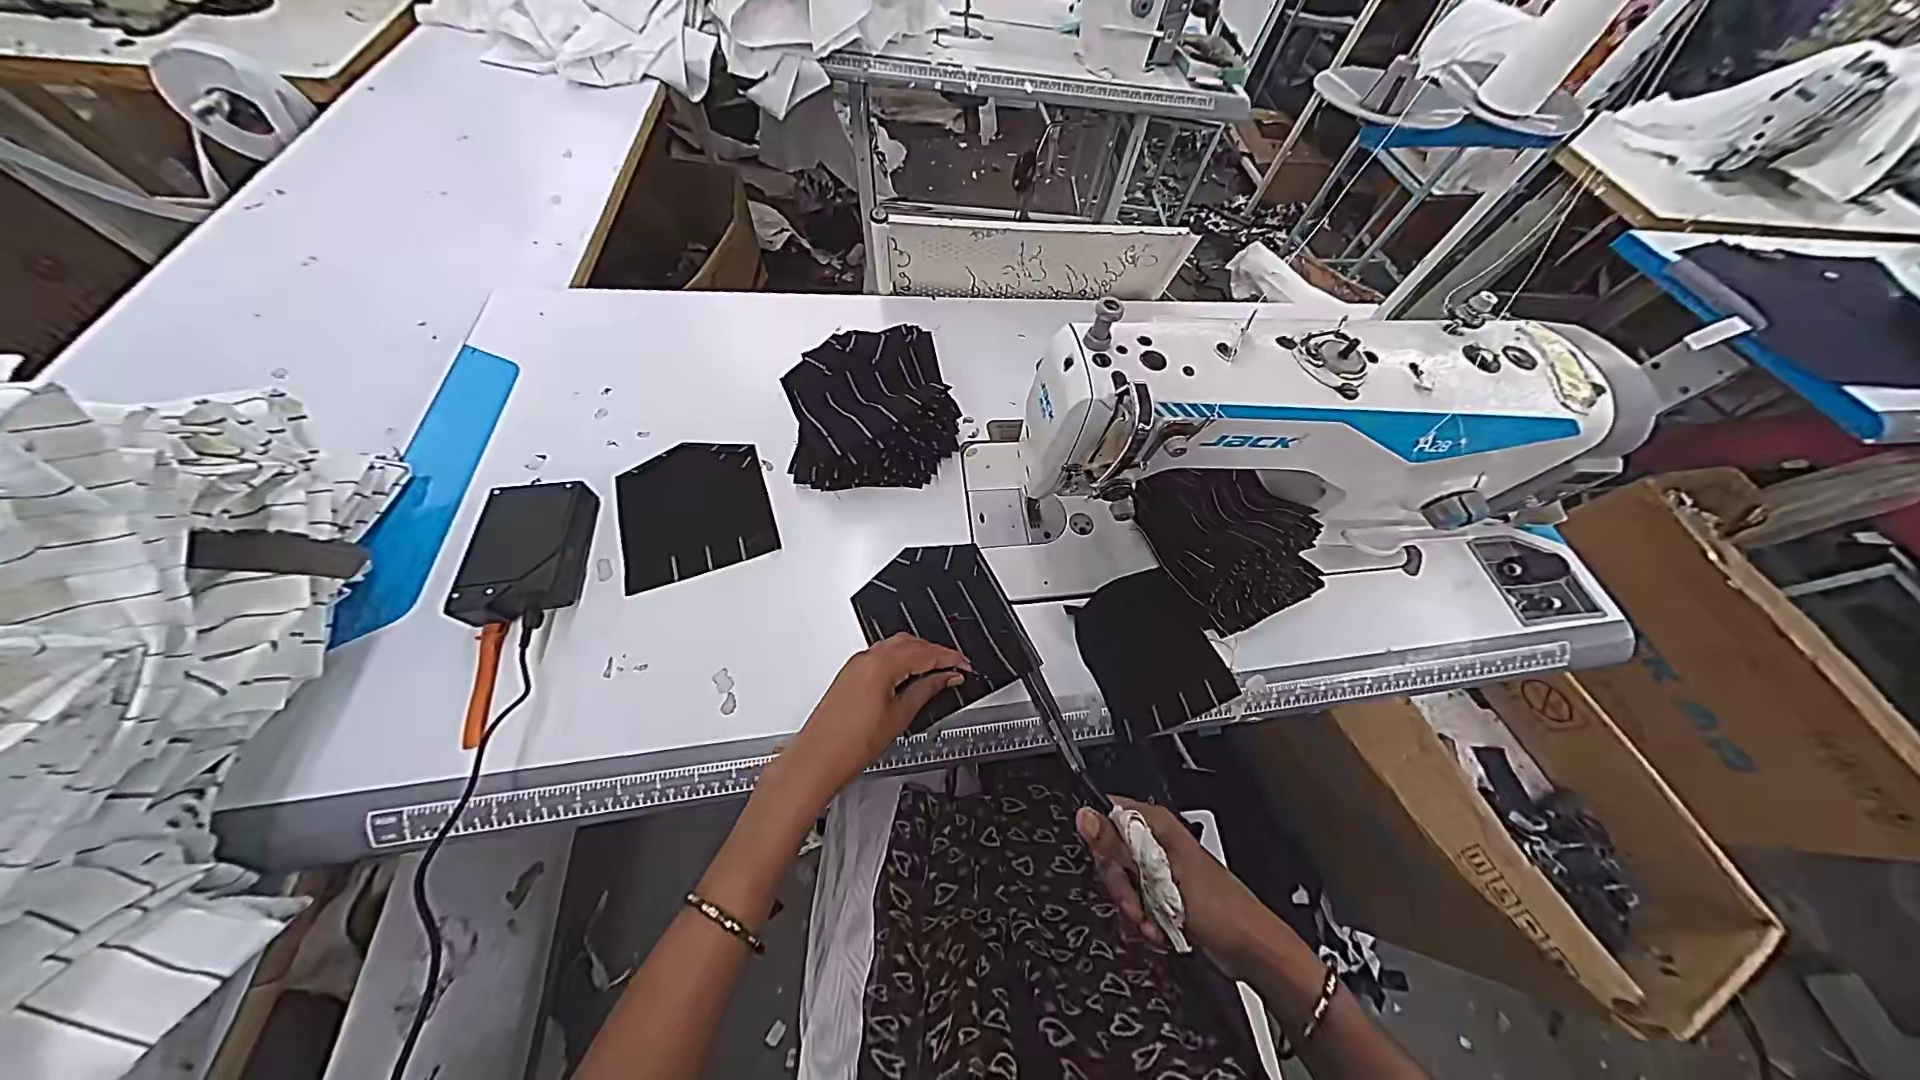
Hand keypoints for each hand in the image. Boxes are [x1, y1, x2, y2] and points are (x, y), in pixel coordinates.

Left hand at [778, 634, 970, 804]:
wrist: (818, 759)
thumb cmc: (850, 743)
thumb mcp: (900, 716)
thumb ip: (927, 689)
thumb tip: (945, 677)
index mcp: (881, 664)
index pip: (925, 652)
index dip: (949, 657)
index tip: (964, 664)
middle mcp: (867, 658)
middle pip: (910, 643)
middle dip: (935, 652)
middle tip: (955, 666)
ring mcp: (857, 664)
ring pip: (896, 647)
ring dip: (918, 654)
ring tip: (938, 672)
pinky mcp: (851, 674)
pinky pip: (882, 656)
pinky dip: (902, 660)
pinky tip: (911, 675)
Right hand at [1076, 796, 1283, 978]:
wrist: (1250, 950)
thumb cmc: (1221, 908)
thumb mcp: (1159, 874)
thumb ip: (1118, 845)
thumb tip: (1085, 816)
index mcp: (1157, 824)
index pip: (1106, 816)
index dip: (1102, 844)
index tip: (1114, 869)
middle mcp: (1156, 842)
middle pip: (1110, 855)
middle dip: (1121, 888)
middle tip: (1138, 904)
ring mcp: (1158, 870)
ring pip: (1120, 883)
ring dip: (1132, 909)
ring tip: (1153, 922)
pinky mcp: (1161, 894)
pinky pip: (1134, 903)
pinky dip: (1141, 920)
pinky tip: (1157, 928)